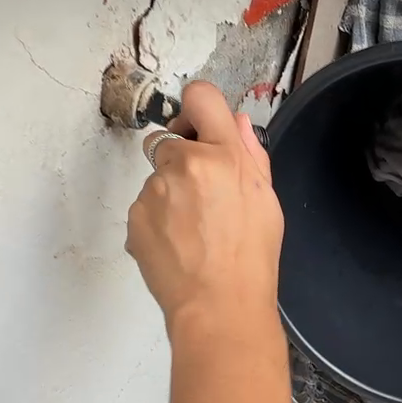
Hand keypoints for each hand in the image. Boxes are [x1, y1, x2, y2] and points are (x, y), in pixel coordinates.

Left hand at [126, 81, 282, 325]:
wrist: (219, 305)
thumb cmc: (252, 258)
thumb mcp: (267, 203)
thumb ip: (251, 156)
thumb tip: (236, 124)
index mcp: (223, 156)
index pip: (201, 97)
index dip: (200, 112)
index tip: (202, 131)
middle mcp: (183, 163)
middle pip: (174, 142)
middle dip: (186, 163)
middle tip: (208, 202)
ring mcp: (153, 190)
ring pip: (160, 179)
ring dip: (173, 196)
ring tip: (197, 234)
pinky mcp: (134, 215)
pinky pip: (147, 208)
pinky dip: (160, 222)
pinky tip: (181, 247)